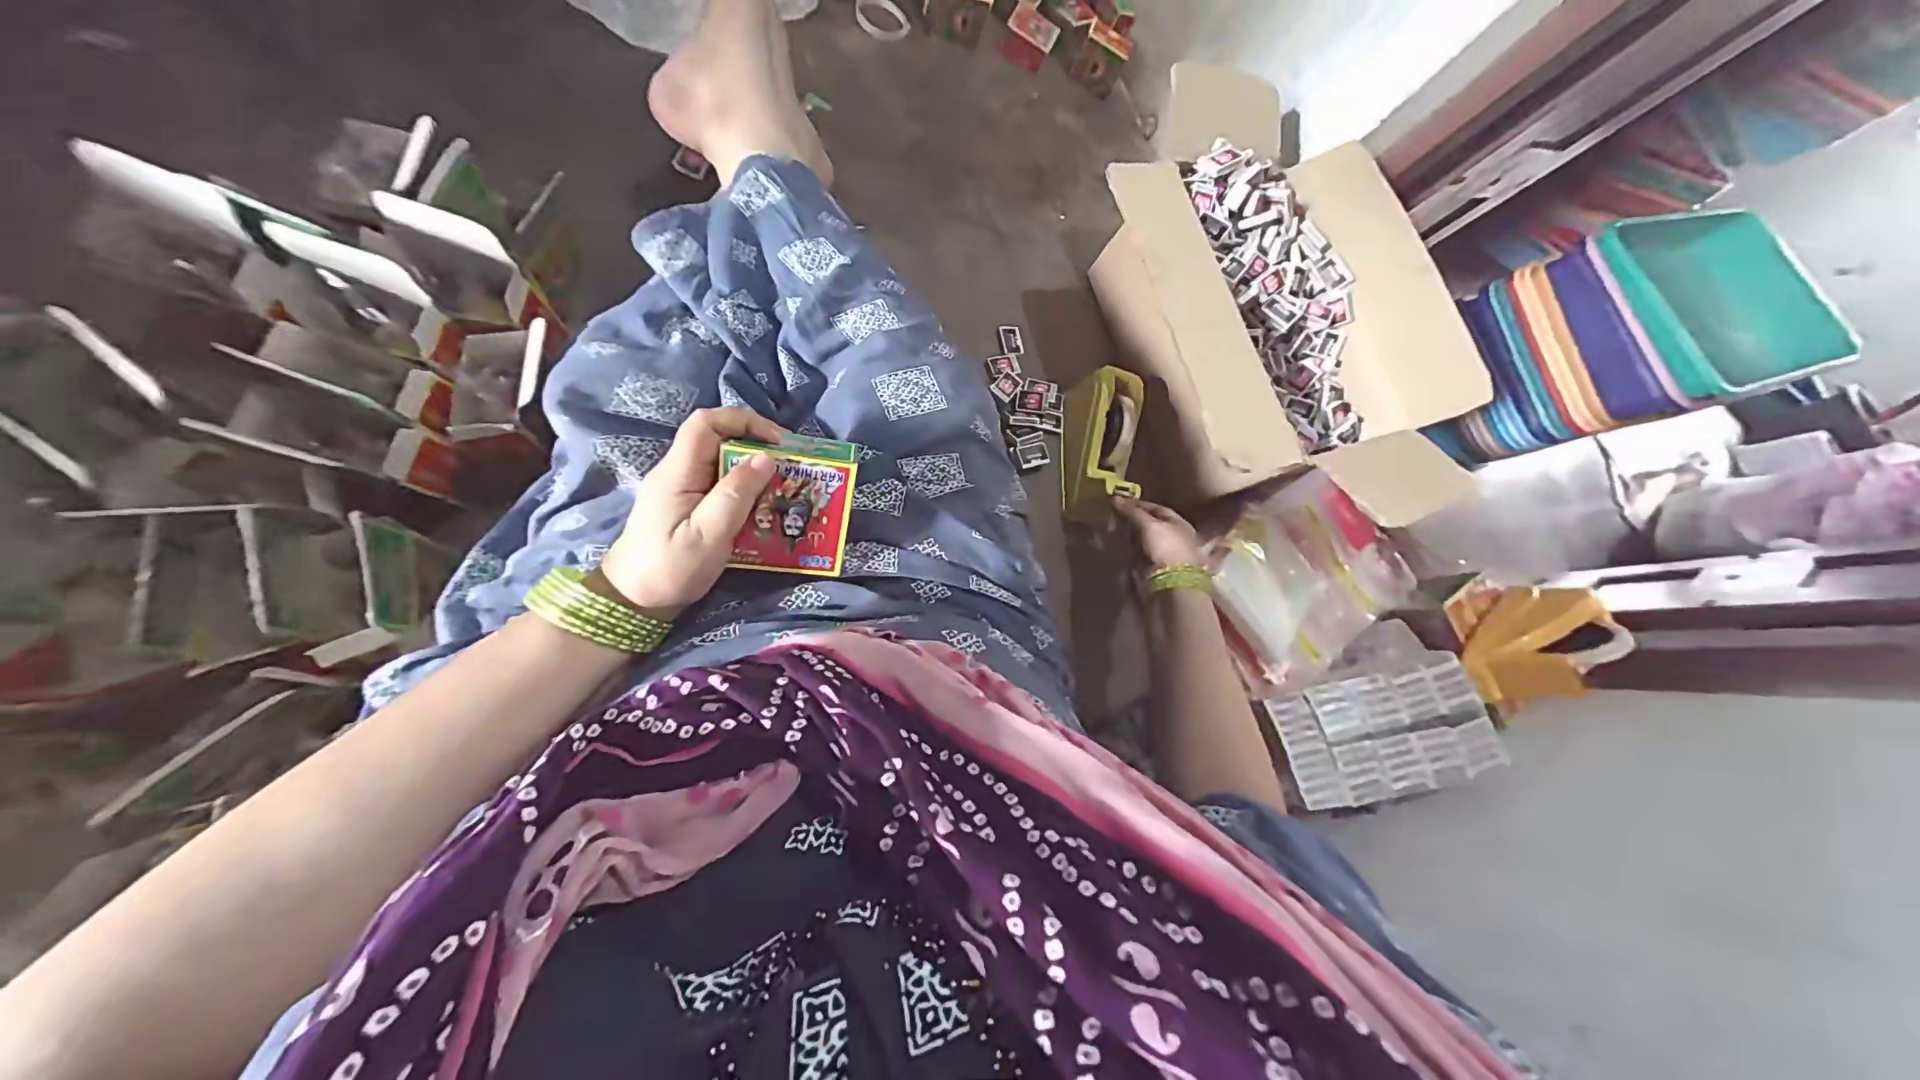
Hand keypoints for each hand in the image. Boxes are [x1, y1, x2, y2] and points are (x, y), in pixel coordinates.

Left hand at [600, 408, 786, 618]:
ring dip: (755, 473)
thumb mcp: (709, 534)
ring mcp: (681, 490)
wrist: (633, 602)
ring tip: (784, 490)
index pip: (707, 423)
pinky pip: (720, 486)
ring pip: (722, 465)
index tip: (778, 442)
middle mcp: (678, 473)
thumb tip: (766, 457)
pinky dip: (746, 492)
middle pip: (719, 441)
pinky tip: (764, 509)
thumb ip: (737, 493)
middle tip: (791, 469)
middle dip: (758, 449)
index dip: (744, 422)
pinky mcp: (687, 507)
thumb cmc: (671, 568)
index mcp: (678, 472)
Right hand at [1113, 495, 1204, 567]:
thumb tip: (1115, 497)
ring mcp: (1167, 552)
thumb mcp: (1150, 525)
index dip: (1139, 504)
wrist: (1174, 581)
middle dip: (1134, 519)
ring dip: (1132, 534)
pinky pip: (1143, 552)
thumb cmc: (1166, 547)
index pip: (1157, 508)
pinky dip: (1132, 548)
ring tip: (1115, 529)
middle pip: (1152, 523)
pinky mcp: (1159, 565)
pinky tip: (1122, 545)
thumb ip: (1133, 512)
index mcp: (1178, 522)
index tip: (1121, 502)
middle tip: (1115, 515)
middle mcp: (1175, 535)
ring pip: (1147, 538)